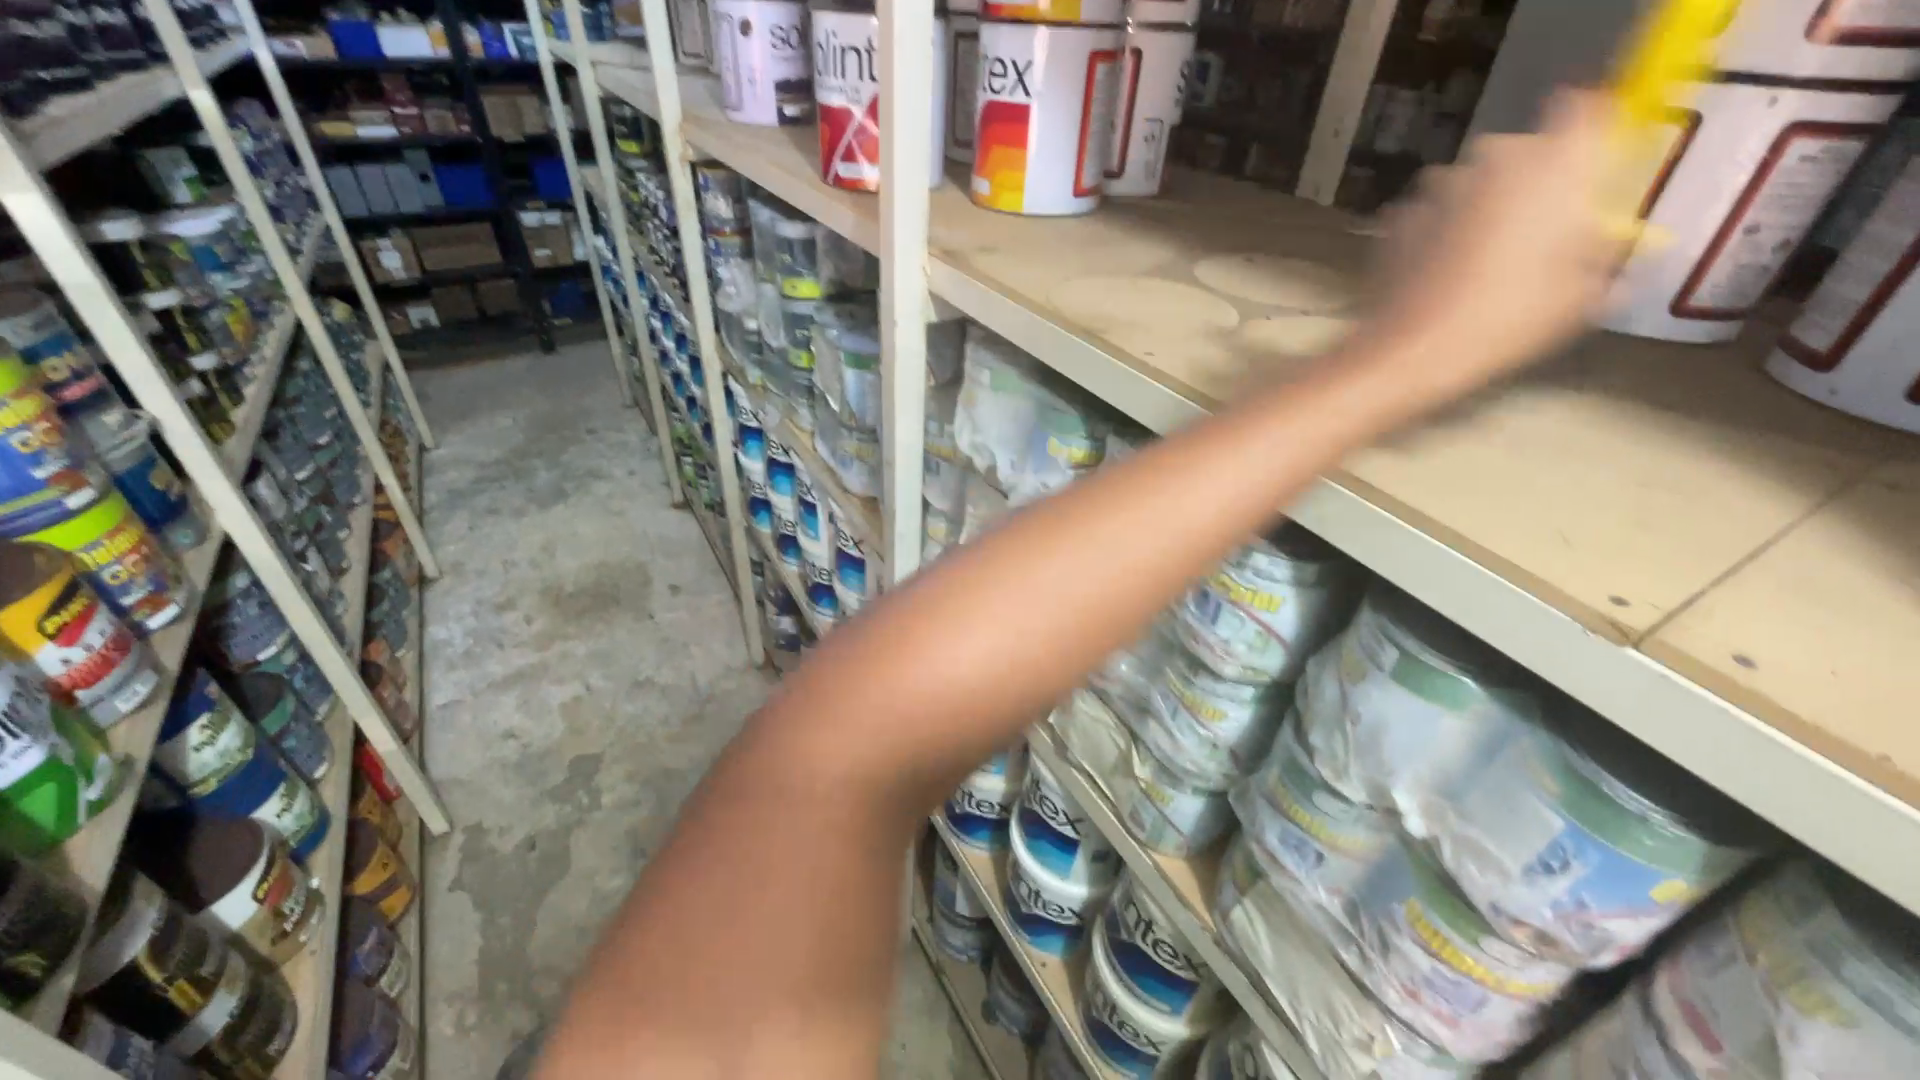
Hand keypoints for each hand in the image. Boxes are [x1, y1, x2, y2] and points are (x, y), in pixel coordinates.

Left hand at [1362, 90, 1628, 401]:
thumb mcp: (1581, 295)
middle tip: (1536, 236)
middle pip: (1526, 151)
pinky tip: (1439, 273)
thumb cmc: (1506, 319)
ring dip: (1480, 208)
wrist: (1408, 349)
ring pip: (1474, 183)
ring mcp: (1438, 184)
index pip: (1587, 111)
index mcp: (1556, 162)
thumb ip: (1604, 251)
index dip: (1589, 133)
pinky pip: (1432, 213)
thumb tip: (1609, 240)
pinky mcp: (1396, 214)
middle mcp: (1496, 157)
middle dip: (1532, 183)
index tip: (1590, 166)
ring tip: (1480, 262)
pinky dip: (1438, 232)